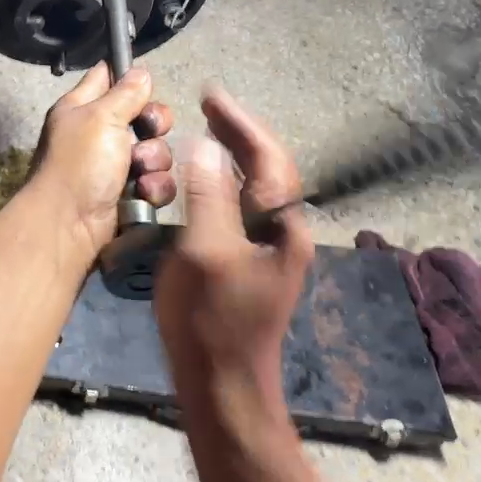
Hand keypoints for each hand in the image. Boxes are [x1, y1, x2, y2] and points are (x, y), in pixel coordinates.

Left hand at [25, 64, 175, 256]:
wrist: (70, 224)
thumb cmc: (80, 163)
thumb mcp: (101, 117)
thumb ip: (125, 93)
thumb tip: (140, 72)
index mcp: (82, 107)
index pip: (108, 76)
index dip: (129, 77)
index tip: (145, 83)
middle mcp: (98, 132)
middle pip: (143, 114)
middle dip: (153, 124)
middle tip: (148, 130)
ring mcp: (114, 164)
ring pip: (155, 149)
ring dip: (154, 160)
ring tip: (139, 171)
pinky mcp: (129, 193)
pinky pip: (156, 180)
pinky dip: (154, 187)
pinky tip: (144, 193)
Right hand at [155, 86, 314, 394]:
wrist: (221, 386)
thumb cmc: (214, 319)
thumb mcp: (207, 252)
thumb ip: (209, 196)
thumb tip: (205, 148)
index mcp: (282, 228)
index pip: (269, 159)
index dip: (241, 123)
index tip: (211, 95)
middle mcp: (280, 233)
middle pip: (266, 168)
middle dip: (239, 132)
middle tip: (207, 104)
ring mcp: (263, 249)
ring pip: (253, 186)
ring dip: (230, 154)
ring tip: (204, 130)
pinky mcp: (243, 262)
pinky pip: (236, 206)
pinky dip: (219, 181)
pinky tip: (199, 178)